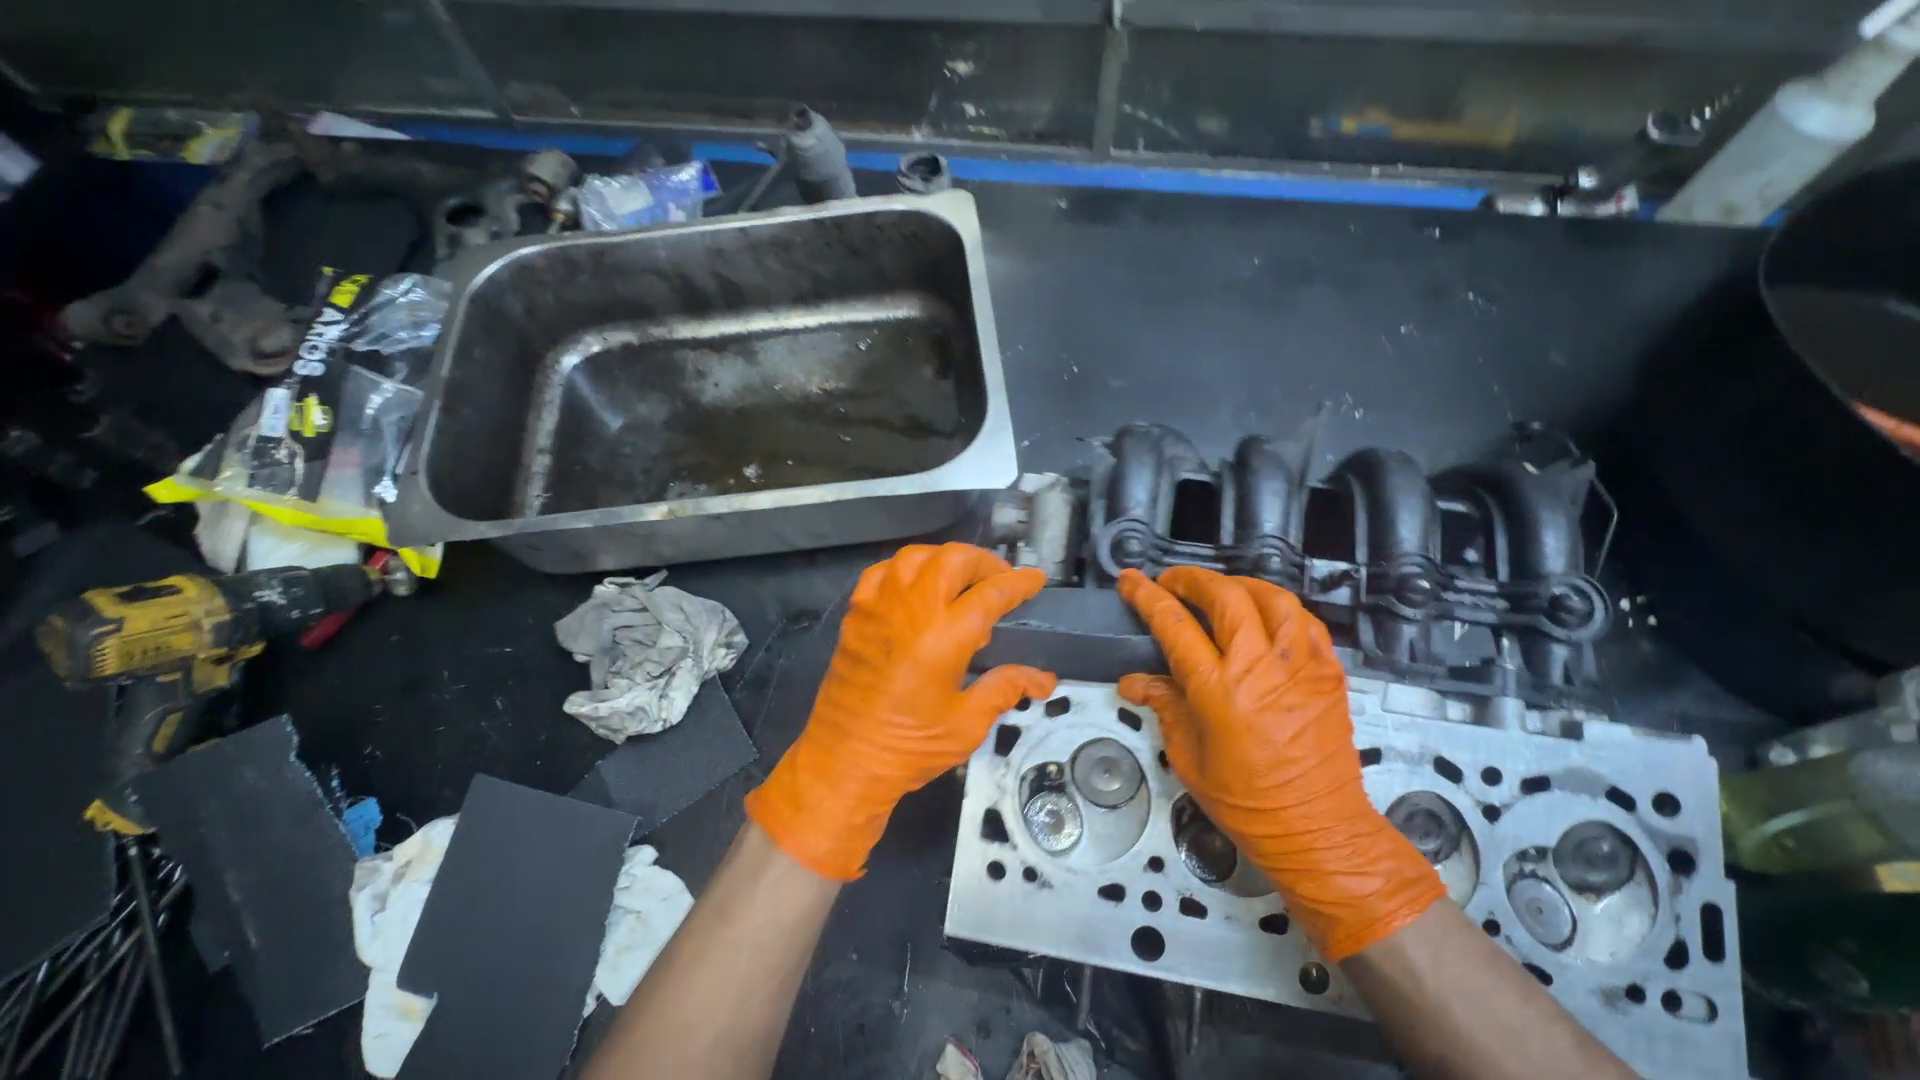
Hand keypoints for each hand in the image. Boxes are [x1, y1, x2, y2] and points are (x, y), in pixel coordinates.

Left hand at [746, 544, 1055, 880]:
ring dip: (945, 558)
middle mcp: (910, 610)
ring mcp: (878, 608)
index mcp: (944, 637)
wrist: (844, 762)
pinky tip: (916, 586)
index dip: (1018, 583)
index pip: (990, 593)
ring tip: (962, 578)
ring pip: (915, 556)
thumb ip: (1006, 689)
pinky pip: (880, 573)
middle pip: (953, 559)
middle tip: (1001, 579)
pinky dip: (904, 569)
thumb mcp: (967, 724)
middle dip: (984, 562)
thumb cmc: (909, 747)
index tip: (1035, 579)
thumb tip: (1043, 679)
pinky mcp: (855, 616)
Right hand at [1117, 567, 1442, 960]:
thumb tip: (1134, 681)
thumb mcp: (1189, 758)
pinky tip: (1263, 614)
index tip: (1130, 581)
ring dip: (1238, 585)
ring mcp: (1301, 665)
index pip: (1175, 625)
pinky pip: (1305, 620)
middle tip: (1171, 582)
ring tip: (1218, 591)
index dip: (1147, 596)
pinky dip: (1278, 607)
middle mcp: (1261, 668)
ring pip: (1271, 597)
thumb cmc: (1246, 802)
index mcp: (1219, 691)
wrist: (1316, 827)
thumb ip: (1165, 707)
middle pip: (1224, 596)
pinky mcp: (1329, 671)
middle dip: (1191, 579)